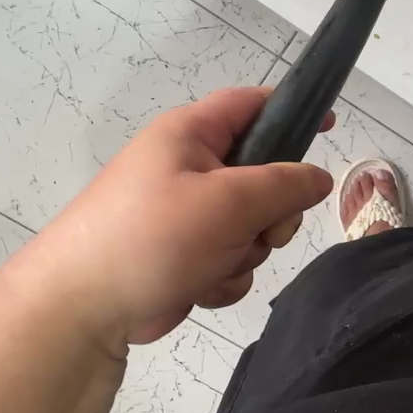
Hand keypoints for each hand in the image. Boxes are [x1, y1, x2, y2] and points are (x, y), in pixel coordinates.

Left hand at [9, 88, 334, 349]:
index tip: (330, 126)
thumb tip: (318, 179)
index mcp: (191, 135)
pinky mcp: (184, 253)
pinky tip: (202, 284)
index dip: (294, 109)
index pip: (252, 103)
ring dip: (249, 249)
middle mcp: (189, 168)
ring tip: (217, 263)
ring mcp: (187, 213)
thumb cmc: (152, 237)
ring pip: (254, 223)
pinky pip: (233, 256)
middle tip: (266, 230)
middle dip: (274, 211)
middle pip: (265, 175)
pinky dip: (226, 273)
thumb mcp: (231, 202)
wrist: (81, 309)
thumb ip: (286, 184)